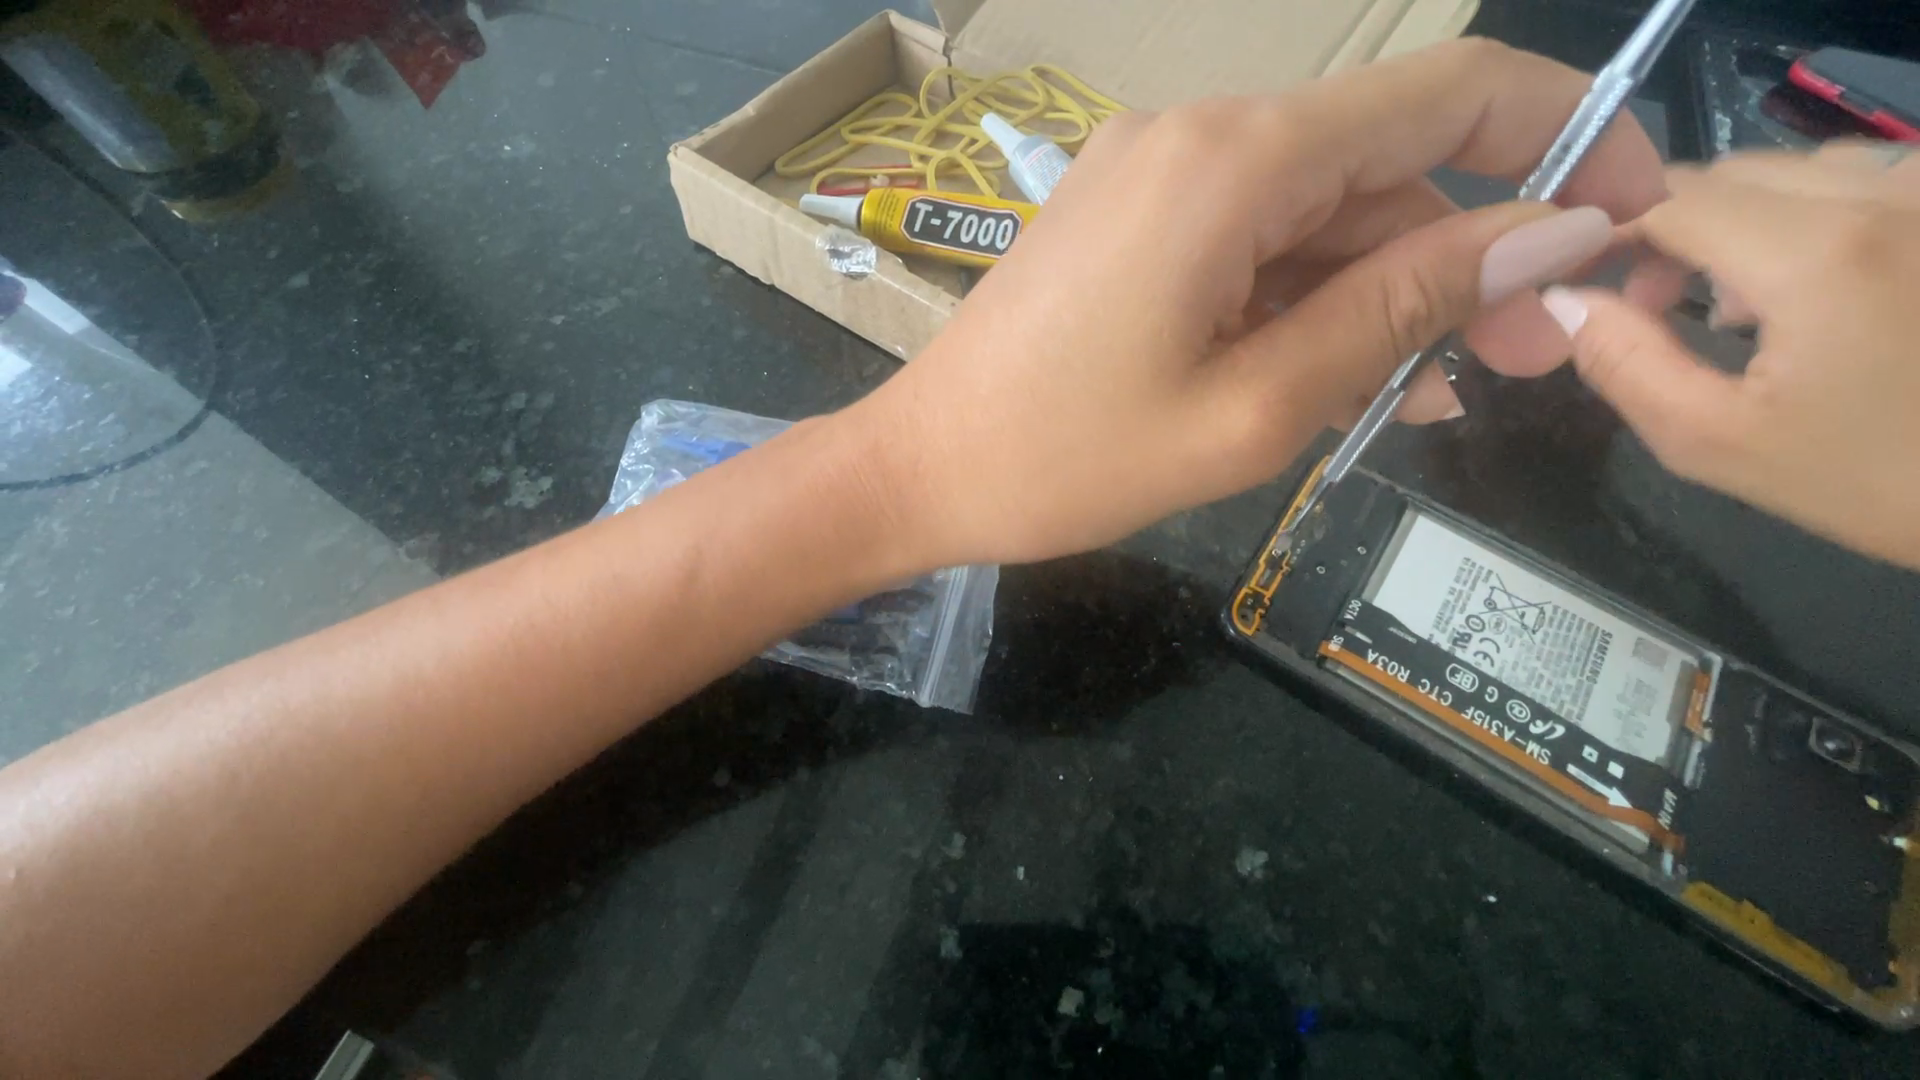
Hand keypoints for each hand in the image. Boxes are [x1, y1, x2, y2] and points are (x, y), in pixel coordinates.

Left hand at [838, 38, 1664, 567]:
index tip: (1621, 223)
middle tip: (1518, 366)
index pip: (1445, 95)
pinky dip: (1296, 298)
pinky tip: (1332, 372)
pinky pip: (1242, 242)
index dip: (1558, 142)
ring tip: (1425, 395)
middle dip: (1457, 258)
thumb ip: (1399, 311)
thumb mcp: (1255, 407)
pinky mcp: (1119, 224)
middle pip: (1375, 169)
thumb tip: (1547, 236)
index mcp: (1230, 163)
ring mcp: (1146, 177)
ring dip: (1375, 293)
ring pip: (1308, 215)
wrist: (922, 472)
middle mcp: (1191, 138)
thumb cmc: (1070, 461)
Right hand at [1536, 143, 1919, 569]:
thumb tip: (1560, 301)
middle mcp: (1894, 192)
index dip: (1601, 228)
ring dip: (1730, 225)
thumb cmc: (1872, 476)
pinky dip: (1801, 219)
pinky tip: (1801, 288)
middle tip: (1643, 308)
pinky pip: (1863, 179)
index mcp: (1818, 251)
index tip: (1569, 277)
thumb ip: (1620, 362)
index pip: (1669, 198)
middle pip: (1726, 175)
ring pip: (1792, 171)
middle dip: (1662, 232)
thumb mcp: (1709, 438)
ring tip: (1726, 306)